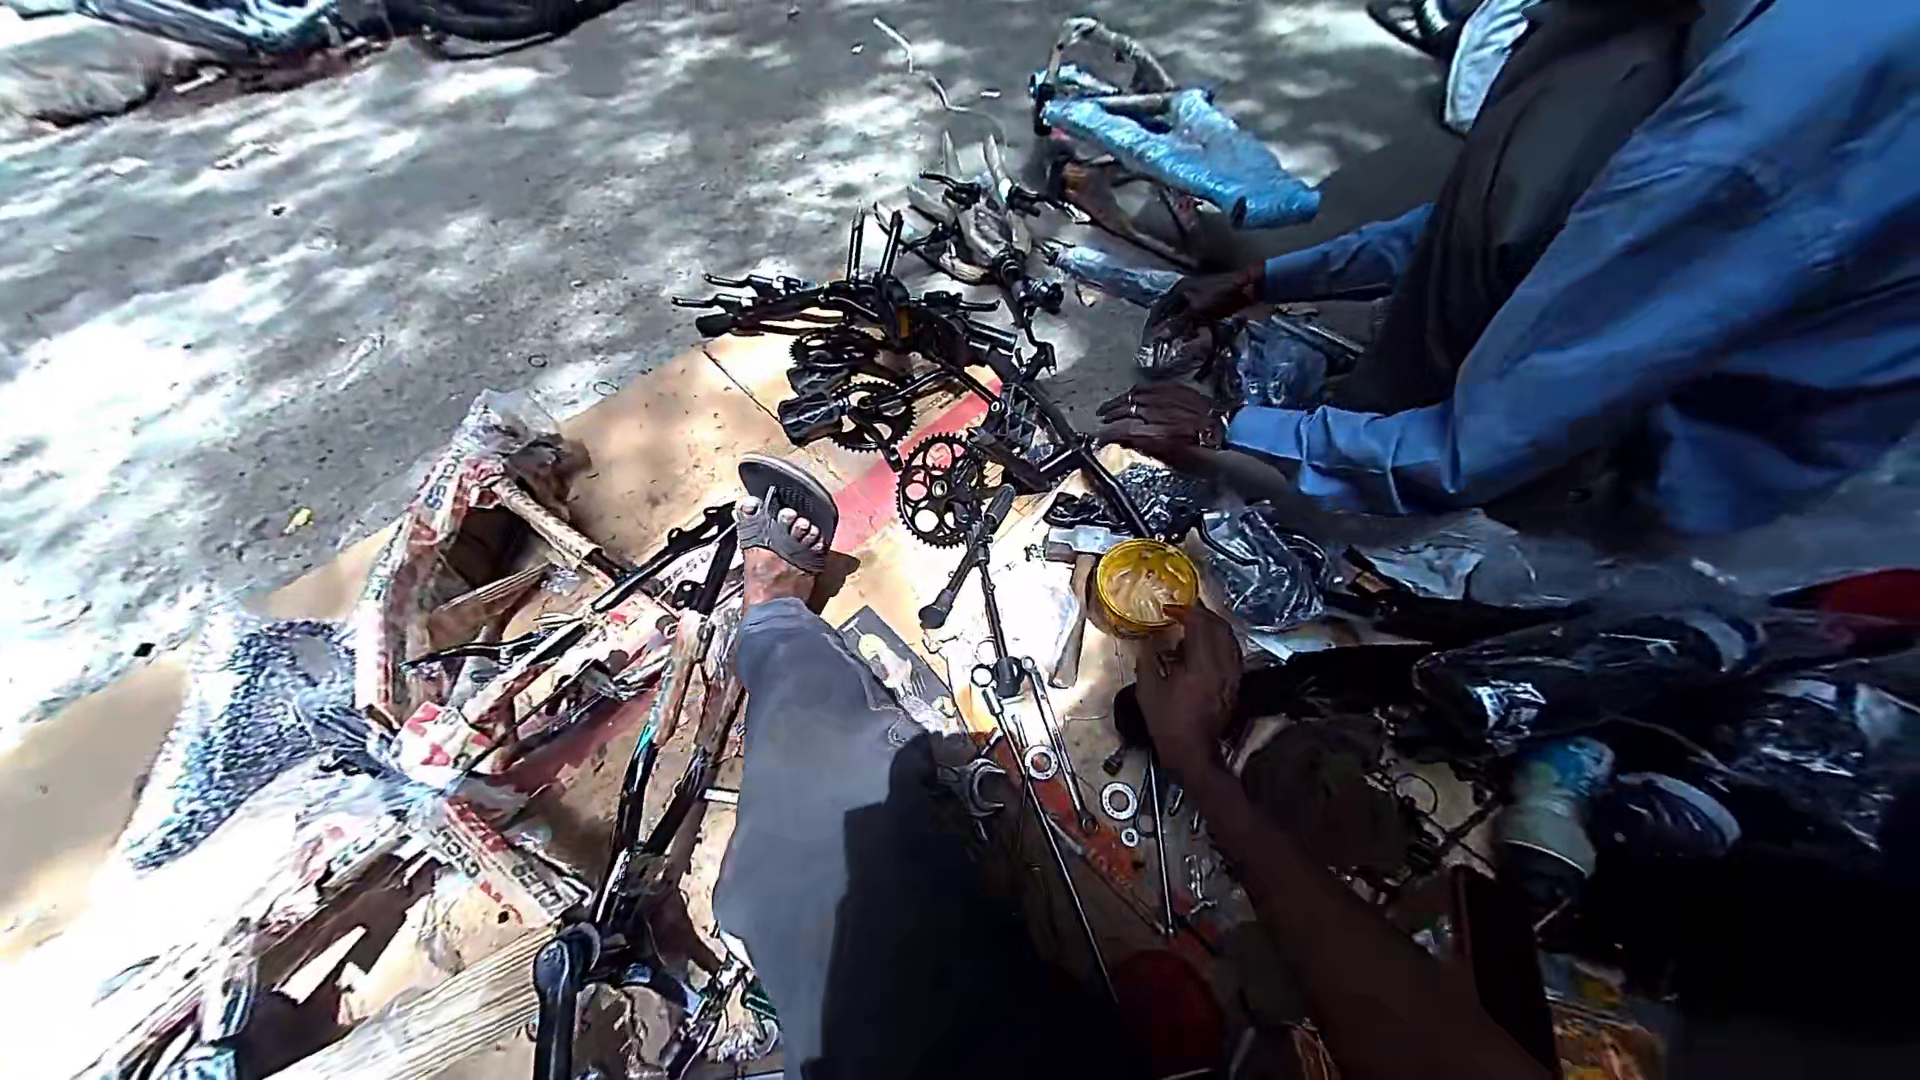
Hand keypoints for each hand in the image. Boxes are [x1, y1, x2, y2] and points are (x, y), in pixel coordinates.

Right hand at [1095, 383, 1228, 465]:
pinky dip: (1135, 391)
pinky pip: (1149, 386)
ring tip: (1109, 407)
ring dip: (1118, 402)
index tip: (1097, 437)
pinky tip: (1130, 396)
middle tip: (1100, 420)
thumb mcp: (1168, 457)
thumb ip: (1142, 447)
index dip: (1105, 433)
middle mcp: (1156, 412)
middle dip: (1109, 415)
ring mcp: (1165, 397)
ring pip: (1133, 396)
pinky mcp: (1175, 388)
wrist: (1227, 432)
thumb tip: (1120, 441)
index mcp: (1152, 433)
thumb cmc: (1198, 452)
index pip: (1119, 430)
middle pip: (1124, 410)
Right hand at [1135, 604, 1242, 775]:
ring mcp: (1232, 676)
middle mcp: (1223, 668)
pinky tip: (1204, 644)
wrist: (1191, 752)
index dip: (1185, 612)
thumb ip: (1148, 660)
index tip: (1168, 610)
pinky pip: (1232, 652)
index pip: (1200, 626)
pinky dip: (1219, 640)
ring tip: (1194, 622)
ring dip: (1213, 625)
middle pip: (1220, 628)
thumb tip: (1149, 642)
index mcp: (1201, 667)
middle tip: (1183, 609)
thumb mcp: (1148, 689)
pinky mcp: (1234, 684)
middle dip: (1201, 614)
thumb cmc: (1166, 722)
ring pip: (1230, 638)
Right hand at [1149, 266, 1263, 335]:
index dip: (1155, 323)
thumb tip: (1158, 335)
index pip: (1160, 307)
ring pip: (1182, 316)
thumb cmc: (1221, 296)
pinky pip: (1193, 318)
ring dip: (1180, 329)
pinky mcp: (1207, 304)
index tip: (1151, 338)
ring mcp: (1196, 297)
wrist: (1248, 288)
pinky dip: (1191, 327)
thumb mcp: (1197, 310)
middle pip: (1170, 312)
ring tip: (1178, 341)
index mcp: (1179, 289)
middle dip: (1167, 327)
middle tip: (1163, 343)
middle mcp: (1185, 292)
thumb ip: (1177, 323)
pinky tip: (1192, 335)